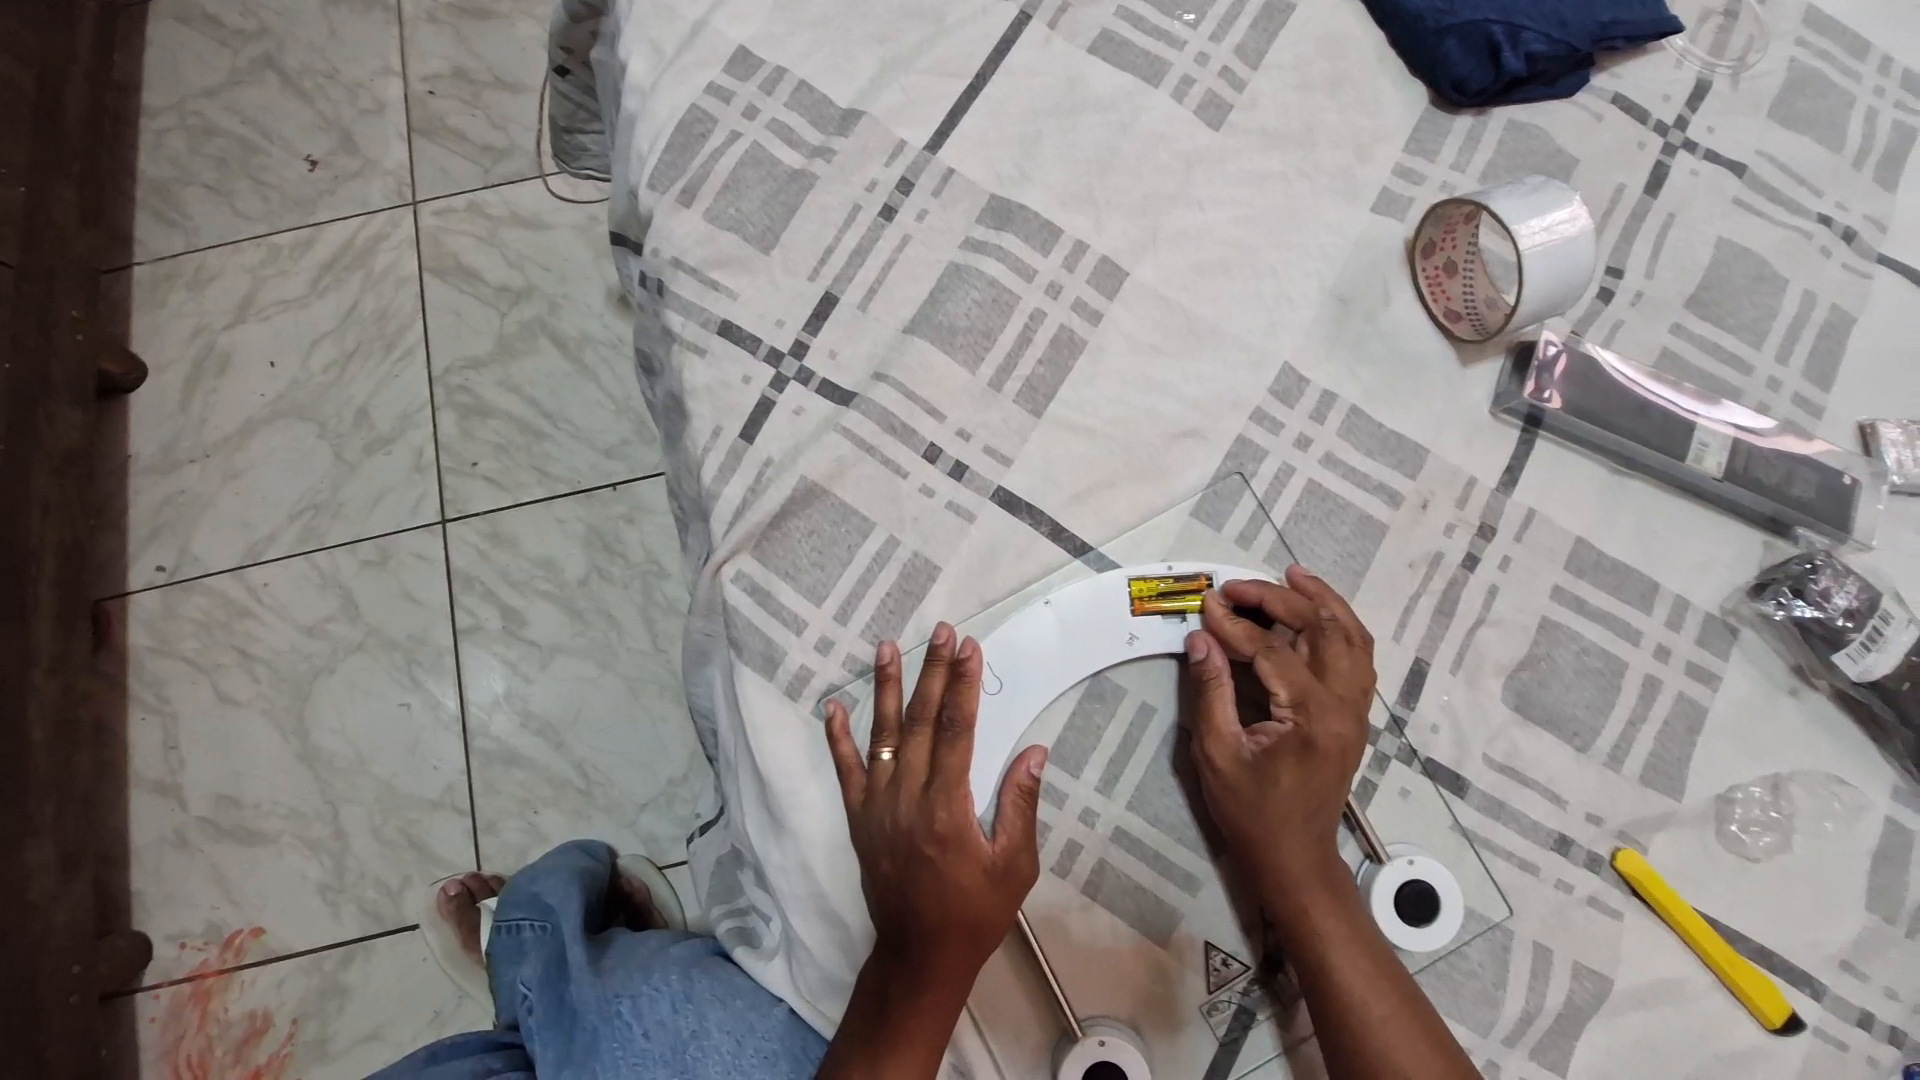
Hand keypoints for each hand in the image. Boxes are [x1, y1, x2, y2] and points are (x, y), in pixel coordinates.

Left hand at [824, 625, 1048, 994]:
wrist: (918, 955)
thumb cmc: (974, 912)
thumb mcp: (1014, 866)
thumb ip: (1021, 804)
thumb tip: (1035, 750)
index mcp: (948, 806)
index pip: (957, 730)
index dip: (963, 685)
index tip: (969, 648)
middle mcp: (907, 797)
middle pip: (920, 720)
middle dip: (932, 671)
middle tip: (941, 630)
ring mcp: (877, 805)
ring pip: (882, 734)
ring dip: (886, 687)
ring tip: (887, 646)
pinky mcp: (859, 818)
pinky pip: (845, 770)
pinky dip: (838, 737)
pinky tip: (833, 705)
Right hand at [1182, 566, 1374, 889]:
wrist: (1295, 855)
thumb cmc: (1251, 810)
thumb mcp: (1216, 752)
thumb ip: (1211, 691)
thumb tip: (1201, 637)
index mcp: (1311, 717)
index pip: (1272, 651)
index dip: (1235, 624)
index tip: (1206, 605)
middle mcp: (1345, 706)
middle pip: (1323, 630)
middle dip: (1280, 598)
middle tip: (1238, 586)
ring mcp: (1357, 710)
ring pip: (1352, 637)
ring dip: (1323, 601)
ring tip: (1292, 574)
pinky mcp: (1355, 714)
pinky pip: (1358, 656)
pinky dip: (1339, 625)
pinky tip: (1317, 610)